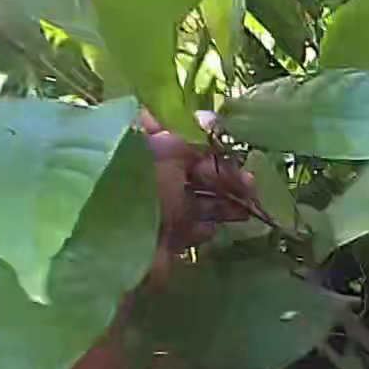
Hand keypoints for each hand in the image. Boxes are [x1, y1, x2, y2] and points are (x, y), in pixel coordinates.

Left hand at [141, 110, 256, 277]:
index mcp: (136, 146)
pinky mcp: (165, 237)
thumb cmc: (140, 187)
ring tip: (249, 205)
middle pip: (192, 169)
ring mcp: (155, 207)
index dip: (201, 136)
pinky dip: (207, 226)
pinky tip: (215, 227)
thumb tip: (211, 121)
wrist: (119, 247)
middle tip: (248, 183)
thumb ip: (193, 138)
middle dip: (223, 174)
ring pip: (198, 198)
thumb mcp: (168, 151)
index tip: (225, 142)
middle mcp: (145, 174)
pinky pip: (193, 227)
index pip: (172, 132)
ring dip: (226, 200)